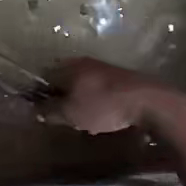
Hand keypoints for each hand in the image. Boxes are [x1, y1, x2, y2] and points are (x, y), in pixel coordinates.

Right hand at [49, 58, 176, 134]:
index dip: (40, 94)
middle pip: (64, 81)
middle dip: (62, 99)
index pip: (44, 76)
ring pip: (82, 86)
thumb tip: (37, 111)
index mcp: (68, 66)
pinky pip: (99, 90)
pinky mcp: (119, 78)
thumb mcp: (71, 114)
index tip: (42, 111)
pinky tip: (102, 119)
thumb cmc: (102, 106)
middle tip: (62, 118)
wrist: (148, 101)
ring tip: (83, 122)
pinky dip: (96, 103)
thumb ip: (50, 112)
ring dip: (79, 103)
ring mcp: (104, 68)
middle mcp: (84, 62)